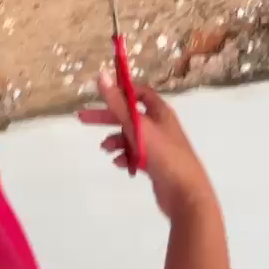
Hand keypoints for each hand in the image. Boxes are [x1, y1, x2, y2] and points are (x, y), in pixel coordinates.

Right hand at [79, 72, 216, 220]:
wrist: (185, 194)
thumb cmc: (163, 155)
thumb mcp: (137, 126)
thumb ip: (118, 103)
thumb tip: (101, 75)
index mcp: (159, 112)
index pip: (140, 93)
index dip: (122, 91)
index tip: (103, 95)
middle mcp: (159, 126)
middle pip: (129, 115)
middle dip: (107, 117)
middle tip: (83, 119)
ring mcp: (158, 146)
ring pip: (130, 136)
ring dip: (116, 140)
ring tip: (106, 148)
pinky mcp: (155, 164)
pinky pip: (135, 154)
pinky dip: (125, 156)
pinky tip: (120, 163)